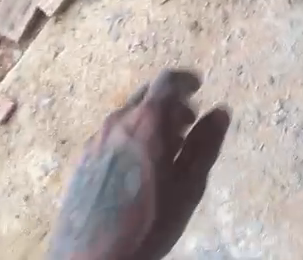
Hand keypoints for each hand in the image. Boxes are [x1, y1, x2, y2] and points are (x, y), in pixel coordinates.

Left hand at [46, 69, 231, 259]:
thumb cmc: (147, 222)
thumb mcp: (188, 187)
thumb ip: (205, 144)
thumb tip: (221, 111)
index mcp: (147, 120)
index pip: (168, 81)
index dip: (186, 81)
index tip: (198, 88)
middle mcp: (118, 121)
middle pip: (147, 96)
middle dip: (170, 104)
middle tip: (186, 126)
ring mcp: (96, 140)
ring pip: (129, 116)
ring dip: (150, 121)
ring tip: (164, 151)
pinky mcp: (81, 161)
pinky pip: (112, 135)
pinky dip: (131, 137)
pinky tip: (137, 168)